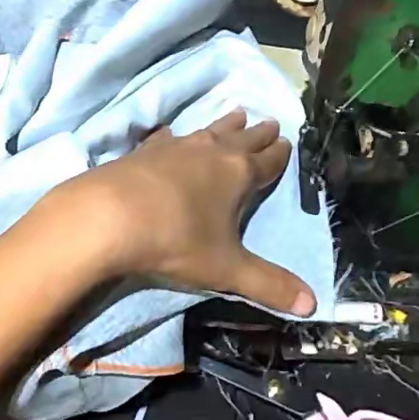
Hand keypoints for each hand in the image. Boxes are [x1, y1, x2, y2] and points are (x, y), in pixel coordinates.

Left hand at [50, 110, 314, 315]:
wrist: (106, 217)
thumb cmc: (176, 241)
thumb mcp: (226, 269)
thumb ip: (268, 285)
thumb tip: (312, 305)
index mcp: (238, 175)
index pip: (267, 161)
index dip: (280, 154)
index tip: (288, 141)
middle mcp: (211, 153)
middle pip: (242, 139)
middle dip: (259, 134)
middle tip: (271, 122)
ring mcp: (175, 148)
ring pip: (209, 131)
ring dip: (225, 126)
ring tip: (237, 114)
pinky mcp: (143, 151)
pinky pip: (168, 138)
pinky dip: (177, 136)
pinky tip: (173, 134)